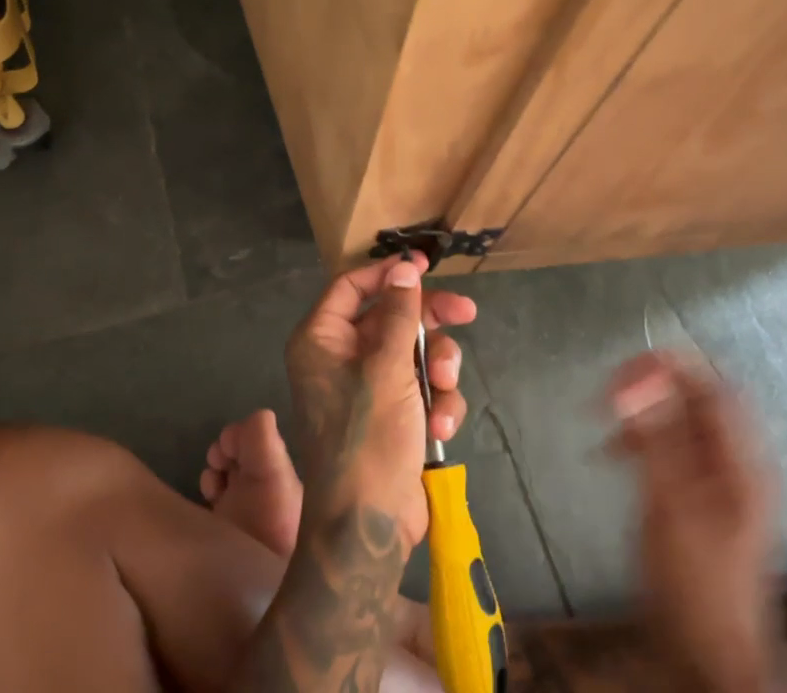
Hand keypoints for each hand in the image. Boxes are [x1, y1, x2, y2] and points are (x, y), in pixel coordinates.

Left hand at [285, 251, 474, 547]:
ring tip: (441, 397)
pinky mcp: (395, 416)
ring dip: (438, 373)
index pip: (351, 287)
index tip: (424, 265)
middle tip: (466, 313)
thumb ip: (399, 315)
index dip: (387, 273)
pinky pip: (424, 389)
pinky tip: (440, 427)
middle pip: (392, 318)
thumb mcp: (386, 369)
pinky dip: (437, 405)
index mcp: (321, 341)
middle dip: (429, 324)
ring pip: (416, 354)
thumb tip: (403, 269)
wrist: (369, 522)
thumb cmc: (366, 438)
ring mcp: (369, 389)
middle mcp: (340, 359)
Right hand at [609, 352, 777, 690]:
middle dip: (655, 388)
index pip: (714, 387)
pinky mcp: (704, 501)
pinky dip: (645, 443)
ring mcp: (724, 484)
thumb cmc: (692, 582)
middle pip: (703, 401)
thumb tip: (638, 381)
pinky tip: (615, 458)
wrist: (710, 654)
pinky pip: (677, 451)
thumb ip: (655, 440)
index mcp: (741, 461)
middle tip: (611, 394)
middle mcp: (739, 464)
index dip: (671, 368)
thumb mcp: (669, 506)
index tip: (622, 371)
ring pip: (686, 425)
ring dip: (646, 415)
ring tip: (606, 429)